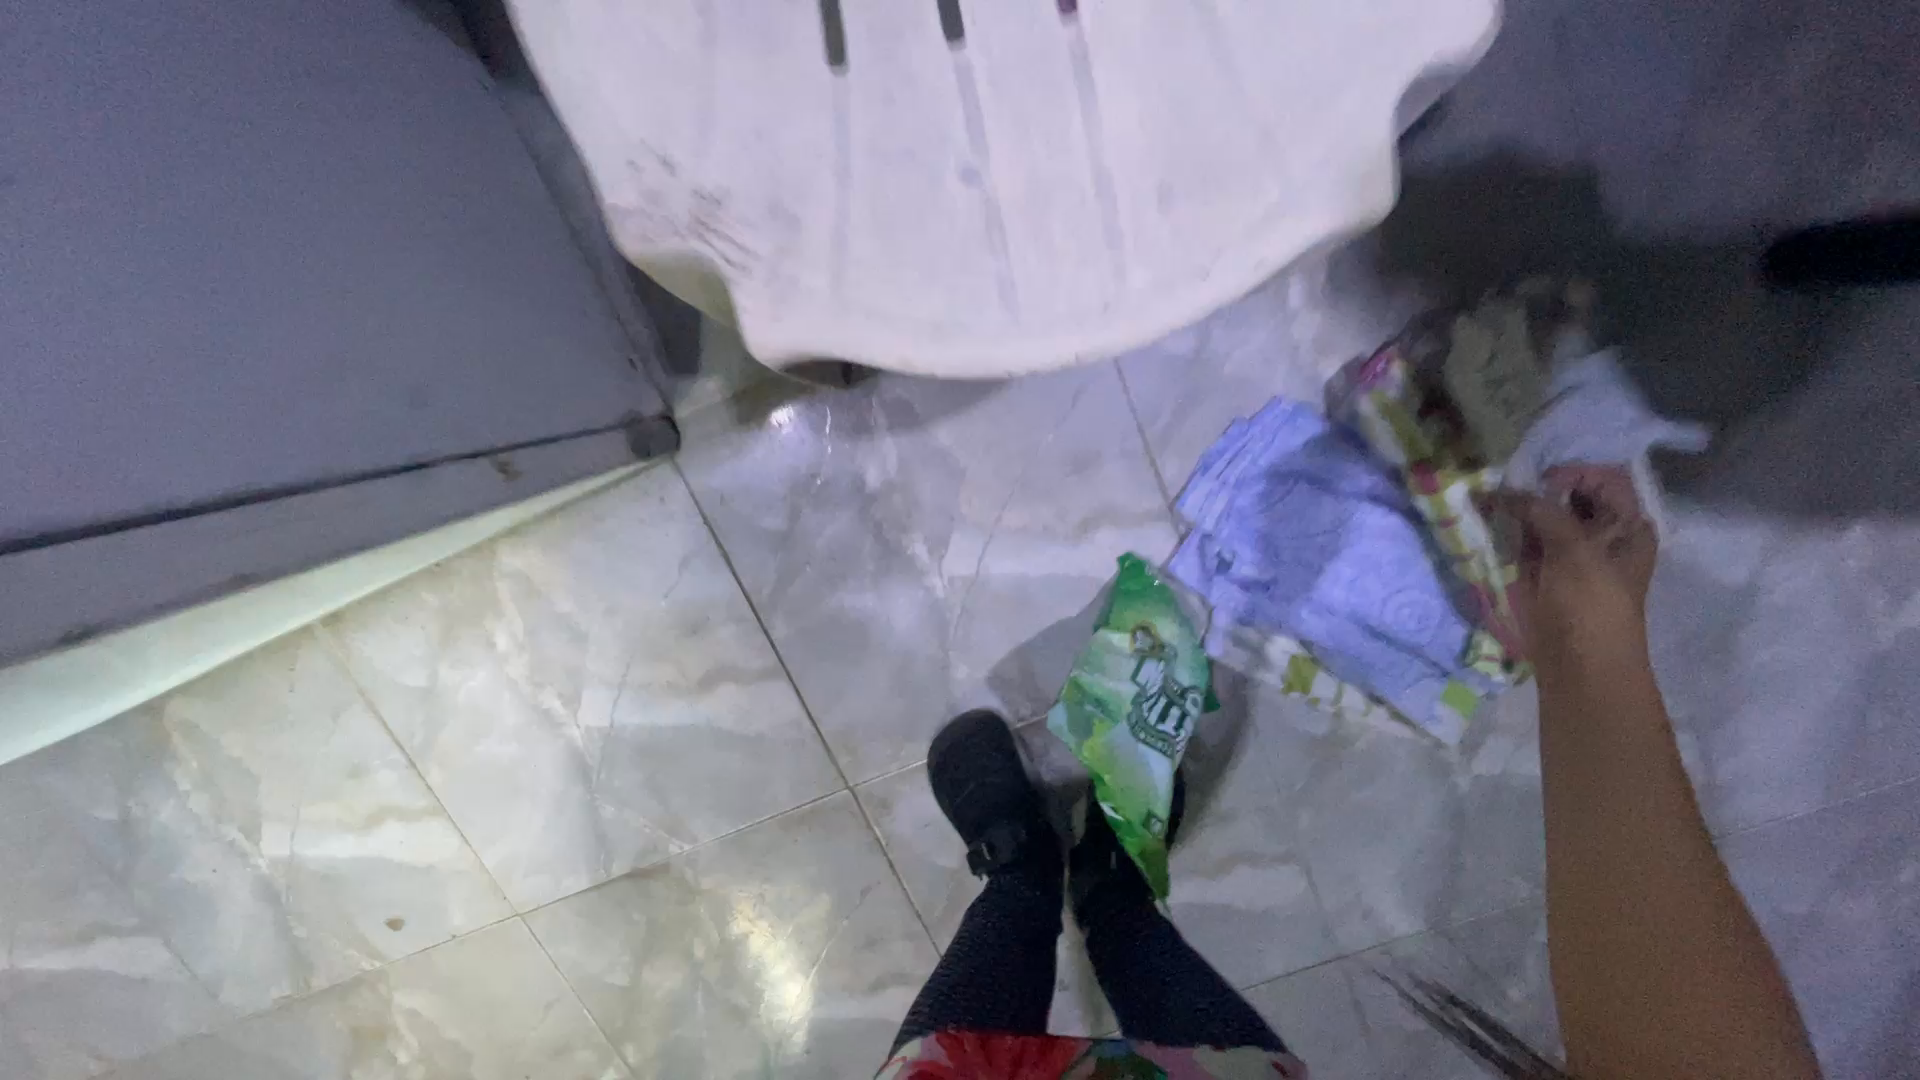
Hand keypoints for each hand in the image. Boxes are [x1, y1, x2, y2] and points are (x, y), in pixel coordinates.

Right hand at [1492, 465, 1655, 669]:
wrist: (1578, 664)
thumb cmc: (1592, 606)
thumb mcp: (1575, 551)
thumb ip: (1542, 512)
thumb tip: (1499, 489)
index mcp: (1625, 525)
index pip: (1602, 479)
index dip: (1572, 471)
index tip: (1537, 477)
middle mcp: (1597, 533)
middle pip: (1567, 494)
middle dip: (1535, 485)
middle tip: (1502, 480)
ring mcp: (1564, 551)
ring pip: (1538, 515)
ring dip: (1514, 505)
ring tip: (1485, 496)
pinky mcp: (1536, 569)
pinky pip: (1518, 538)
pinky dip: (1502, 527)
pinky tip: (1482, 518)